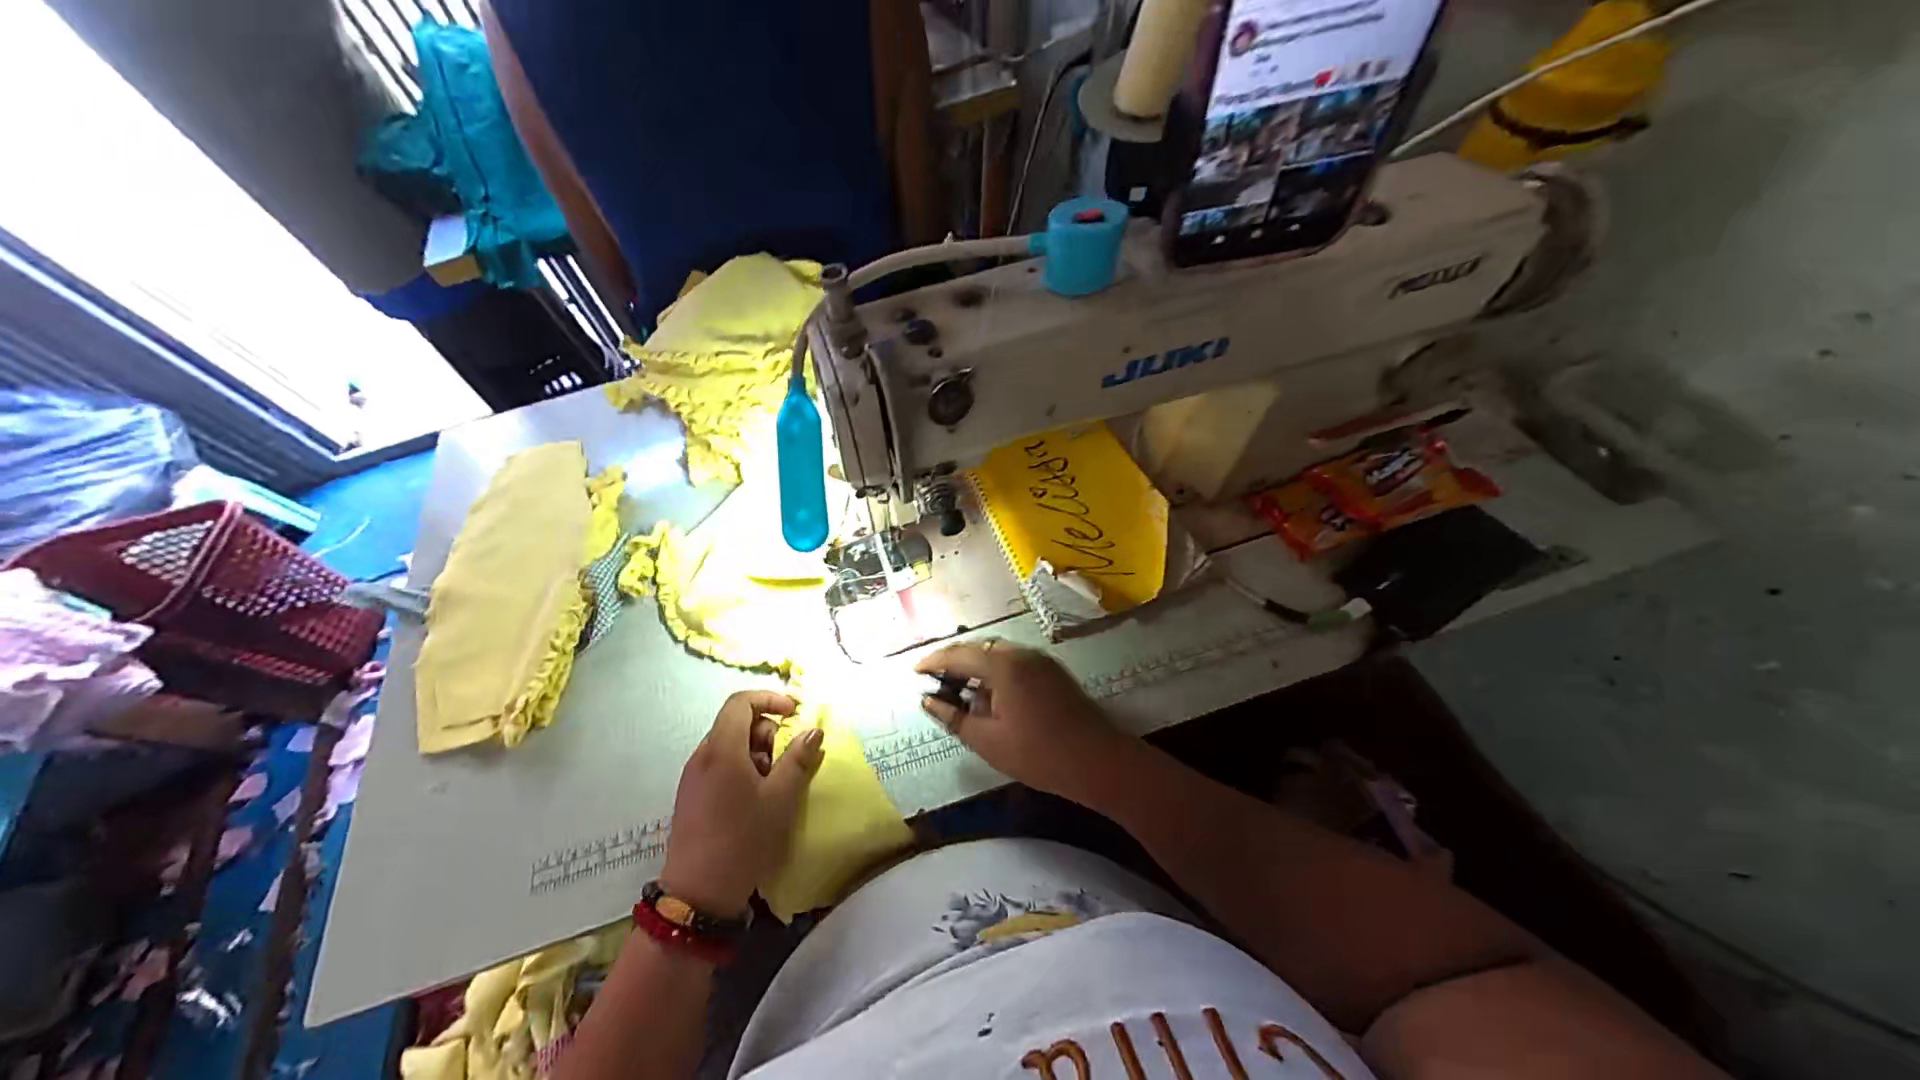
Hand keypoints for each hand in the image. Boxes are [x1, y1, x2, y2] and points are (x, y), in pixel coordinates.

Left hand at [660, 691, 824, 916]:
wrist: (699, 894)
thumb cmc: (744, 839)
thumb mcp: (781, 798)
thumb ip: (798, 759)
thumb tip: (813, 731)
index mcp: (721, 750)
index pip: (740, 702)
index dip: (769, 699)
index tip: (794, 713)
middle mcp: (702, 756)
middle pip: (735, 723)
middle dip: (767, 732)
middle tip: (787, 760)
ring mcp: (693, 777)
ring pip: (729, 745)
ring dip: (756, 752)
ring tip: (774, 785)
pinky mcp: (691, 796)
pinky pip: (720, 765)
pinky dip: (742, 768)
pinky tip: (756, 799)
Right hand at [916, 639, 1130, 801]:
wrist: (1099, 762)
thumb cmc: (1039, 754)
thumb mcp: (988, 741)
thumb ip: (954, 717)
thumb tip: (928, 701)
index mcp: (1004, 665)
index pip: (959, 654)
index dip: (934, 661)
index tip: (915, 671)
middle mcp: (1022, 654)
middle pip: (980, 648)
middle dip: (955, 662)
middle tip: (935, 682)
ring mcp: (1042, 661)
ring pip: (999, 655)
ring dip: (977, 668)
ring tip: (961, 692)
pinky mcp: (1054, 673)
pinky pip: (1016, 663)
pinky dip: (996, 673)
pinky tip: (991, 699)